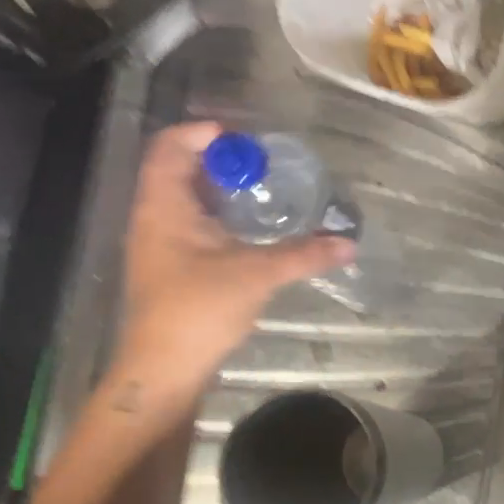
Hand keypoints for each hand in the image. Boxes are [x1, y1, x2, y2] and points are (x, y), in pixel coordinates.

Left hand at [116, 122, 352, 384]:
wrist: (164, 367)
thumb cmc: (198, 309)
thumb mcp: (257, 275)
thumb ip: (303, 255)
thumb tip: (348, 242)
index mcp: (164, 206)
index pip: (172, 147)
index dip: (205, 135)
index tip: (248, 141)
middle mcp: (154, 217)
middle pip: (179, 169)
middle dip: (220, 162)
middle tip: (264, 165)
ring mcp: (159, 244)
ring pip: (186, 199)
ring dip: (221, 191)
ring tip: (263, 193)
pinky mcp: (170, 267)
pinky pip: (192, 225)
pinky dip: (219, 217)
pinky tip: (250, 232)